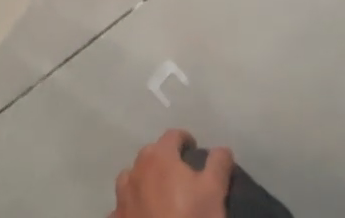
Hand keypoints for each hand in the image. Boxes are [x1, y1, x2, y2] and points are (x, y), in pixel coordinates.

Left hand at [111, 130, 231, 217]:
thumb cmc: (191, 217)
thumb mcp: (214, 190)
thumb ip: (218, 164)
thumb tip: (221, 149)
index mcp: (159, 157)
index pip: (173, 135)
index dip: (186, 140)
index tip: (195, 150)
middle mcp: (136, 170)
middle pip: (150, 155)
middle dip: (165, 160)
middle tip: (182, 176)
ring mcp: (122, 197)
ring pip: (132, 179)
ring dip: (144, 181)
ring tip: (159, 195)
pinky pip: (123, 207)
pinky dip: (132, 208)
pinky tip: (142, 217)